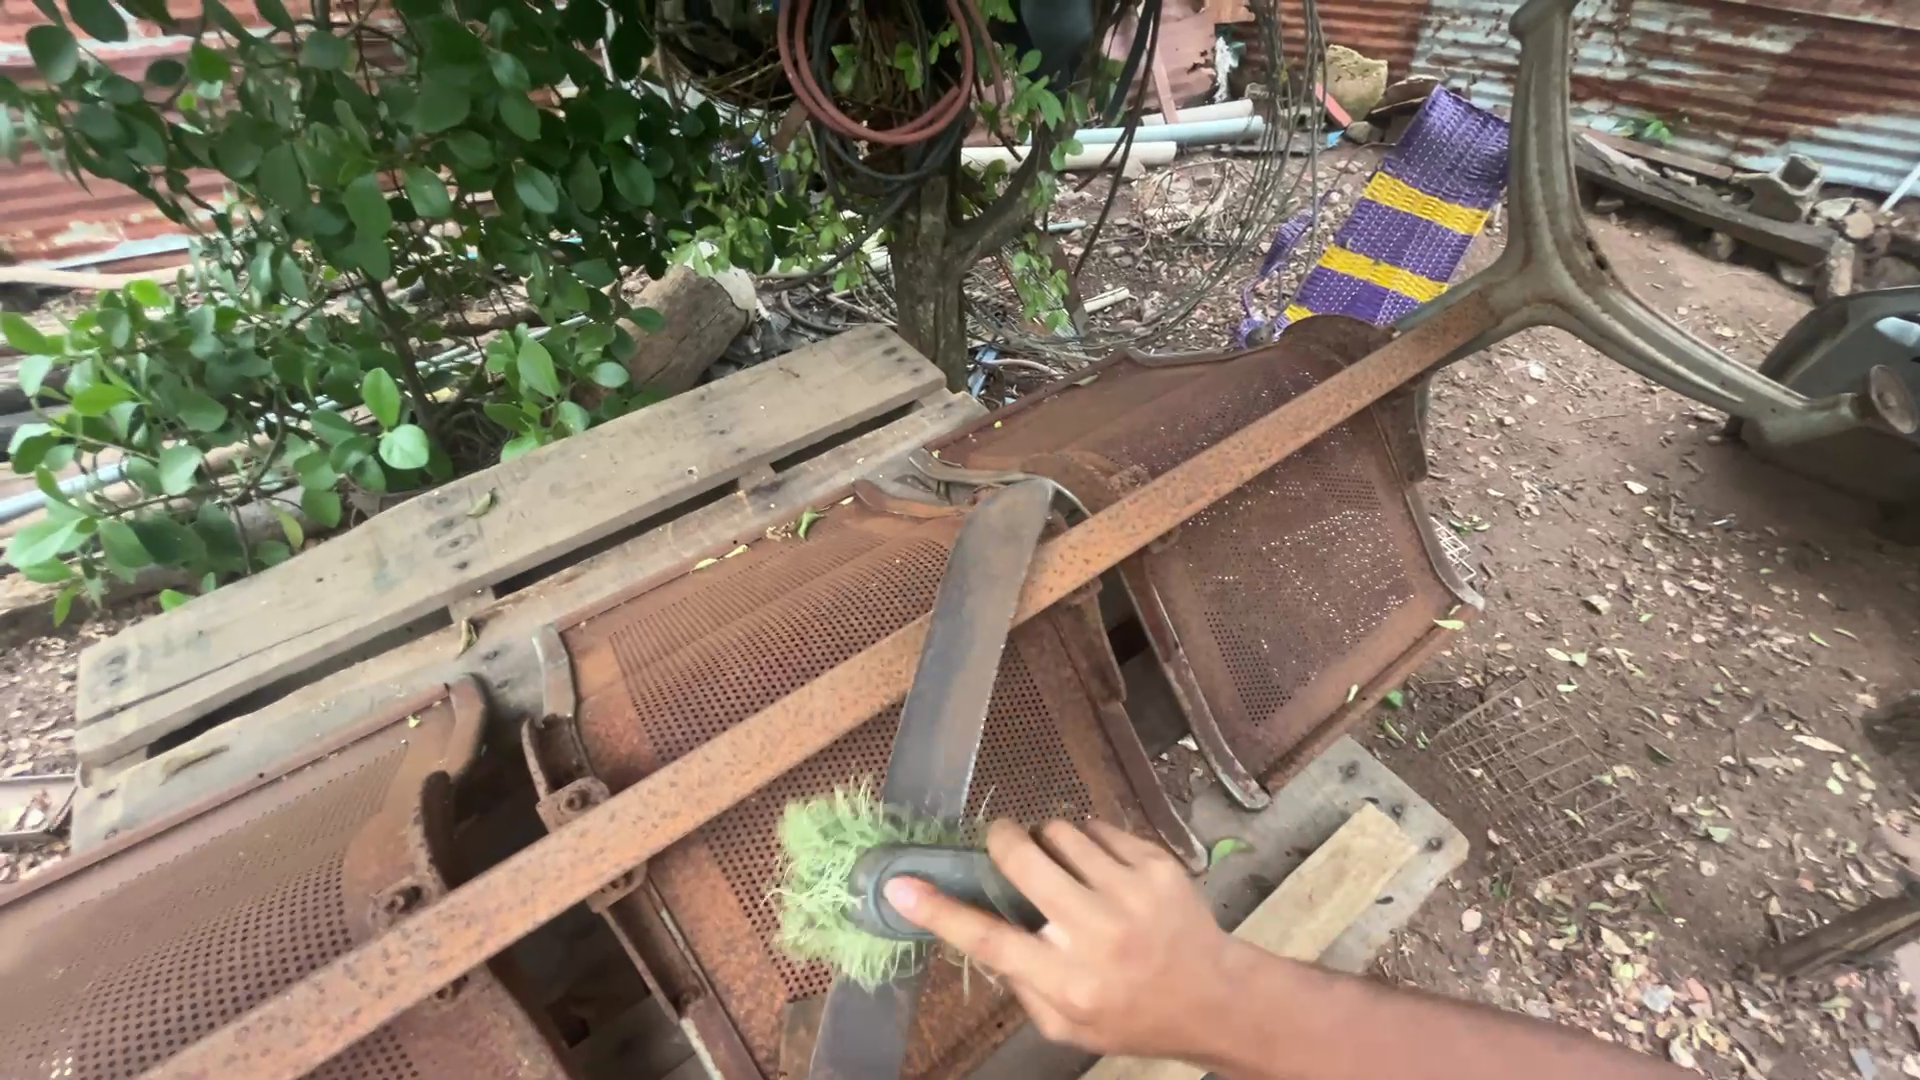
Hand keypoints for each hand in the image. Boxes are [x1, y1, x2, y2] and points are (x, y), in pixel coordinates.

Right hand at [883, 818, 1257, 1063]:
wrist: (1214, 996)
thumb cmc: (1130, 1015)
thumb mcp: (1066, 1026)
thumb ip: (1021, 980)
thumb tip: (981, 927)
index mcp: (1067, 982)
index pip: (989, 940)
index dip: (939, 910)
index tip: (902, 885)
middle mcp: (1096, 934)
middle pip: (1023, 860)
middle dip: (1003, 839)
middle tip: (1004, 841)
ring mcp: (1131, 893)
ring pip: (1060, 832)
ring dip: (1050, 841)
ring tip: (1064, 864)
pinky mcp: (1156, 864)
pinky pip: (1098, 827)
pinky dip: (1088, 839)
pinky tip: (1102, 866)